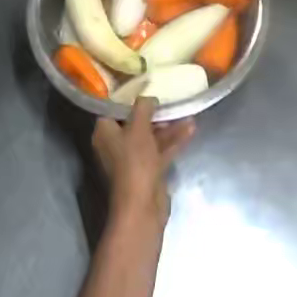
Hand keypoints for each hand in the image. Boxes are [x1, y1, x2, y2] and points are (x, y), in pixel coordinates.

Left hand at [91, 97, 194, 227]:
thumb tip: (148, 97)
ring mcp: (133, 159)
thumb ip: (143, 107)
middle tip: (170, 101)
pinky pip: (160, 150)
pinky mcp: (148, 171)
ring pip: (151, 137)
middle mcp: (116, 144)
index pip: (114, 109)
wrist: (142, 207)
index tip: (146, 88)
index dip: (130, 98)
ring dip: (168, 127)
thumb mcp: (139, 128)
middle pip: (135, 122)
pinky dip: (173, 141)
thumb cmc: (134, 162)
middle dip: (154, 113)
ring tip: (187, 114)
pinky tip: (191, 129)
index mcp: (105, 132)